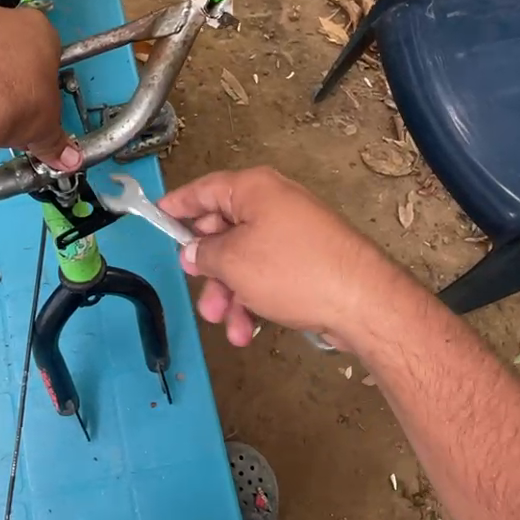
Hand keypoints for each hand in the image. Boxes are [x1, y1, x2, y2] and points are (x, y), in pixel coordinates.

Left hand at [0, 5, 80, 169]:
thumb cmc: (16, 102)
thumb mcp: (46, 127)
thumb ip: (55, 141)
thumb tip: (68, 160)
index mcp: (39, 30)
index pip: (46, 50)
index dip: (40, 79)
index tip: (34, 100)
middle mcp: (2, 19)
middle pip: (9, 46)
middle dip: (8, 75)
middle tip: (7, 107)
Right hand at [158, 167, 411, 346]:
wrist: (362, 302)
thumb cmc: (294, 270)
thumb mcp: (233, 261)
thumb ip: (205, 253)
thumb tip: (194, 251)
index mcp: (254, 189)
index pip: (204, 190)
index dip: (178, 205)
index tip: (157, 216)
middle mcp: (274, 204)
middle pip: (224, 229)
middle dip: (208, 266)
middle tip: (196, 284)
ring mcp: (293, 233)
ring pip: (244, 259)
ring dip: (229, 292)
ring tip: (224, 324)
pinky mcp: (308, 261)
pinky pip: (267, 275)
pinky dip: (253, 299)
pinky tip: (247, 329)